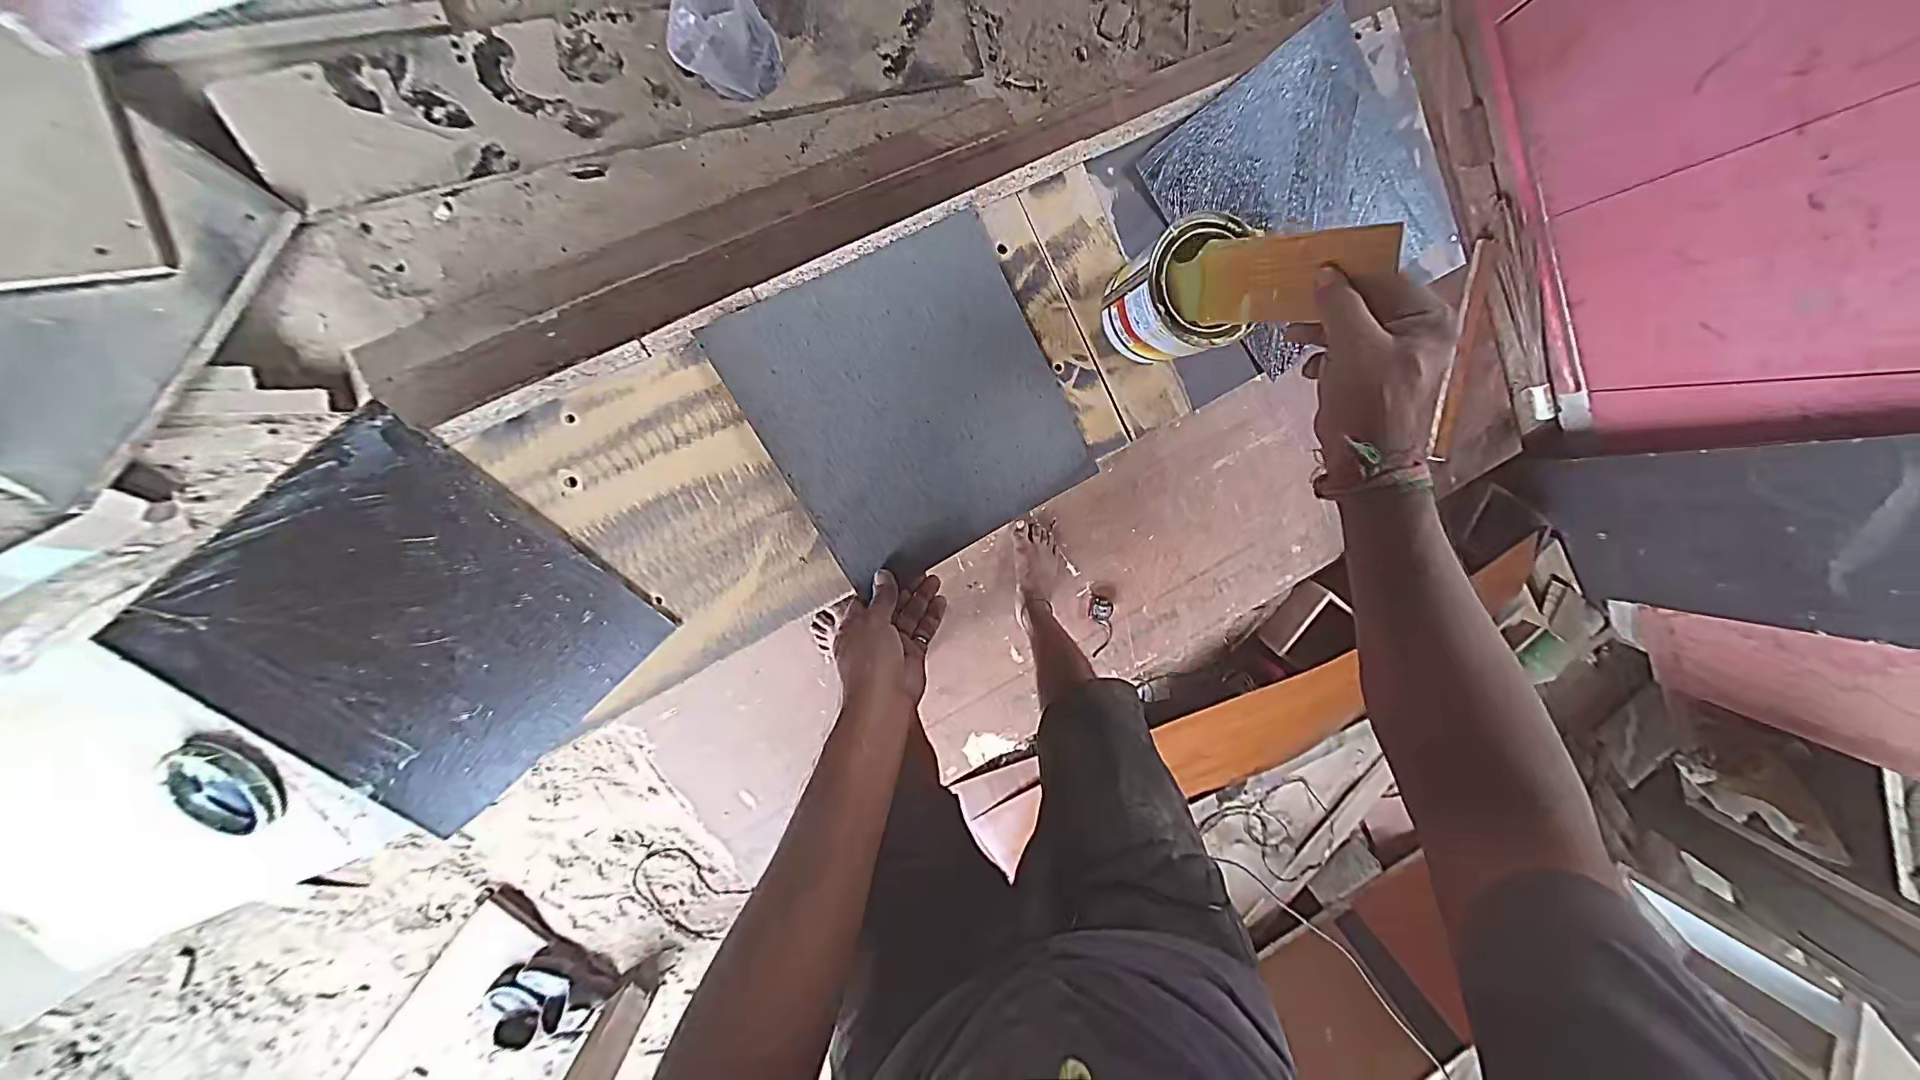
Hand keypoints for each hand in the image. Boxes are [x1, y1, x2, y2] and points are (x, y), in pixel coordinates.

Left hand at [829, 570, 947, 713]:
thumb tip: (883, 577)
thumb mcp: (872, 620)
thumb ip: (882, 598)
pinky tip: (939, 603)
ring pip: (909, 615)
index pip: (867, 597)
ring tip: (934, 581)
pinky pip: (922, 631)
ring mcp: (892, 644)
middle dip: (906, 588)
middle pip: (891, 604)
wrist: (884, 701)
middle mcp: (872, 633)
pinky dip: (931, 616)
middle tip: (920, 572)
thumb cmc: (868, 667)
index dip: (882, 582)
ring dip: (921, 598)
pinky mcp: (910, 654)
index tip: (896, 568)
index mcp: (853, 624)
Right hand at [1287, 266, 1454, 487]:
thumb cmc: (1370, 403)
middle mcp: (1418, 333)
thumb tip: (1325, 274)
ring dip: (1322, 330)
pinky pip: (1348, 353)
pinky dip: (1327, 356)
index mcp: (1428, 319)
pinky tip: (1312, 368)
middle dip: (1330, 305)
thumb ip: (1340, 305)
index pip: (1386, 279)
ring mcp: (1396, 356)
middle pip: (1368, 303)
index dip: (1348, 273)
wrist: (1368, 465)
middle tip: (1297, 304)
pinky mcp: (1375, 378)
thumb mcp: (1354, 348)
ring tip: (1294, 335)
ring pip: (1354, 328)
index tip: (1312, 270)